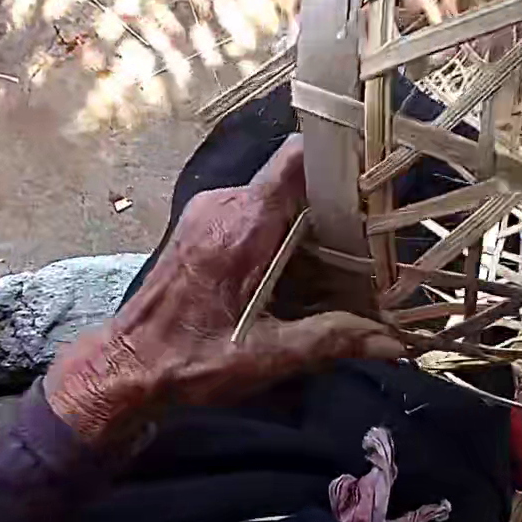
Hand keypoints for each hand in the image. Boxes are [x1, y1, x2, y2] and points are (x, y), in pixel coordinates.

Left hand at [45, 136, 406, 447]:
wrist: (125, 366)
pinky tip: (305, 266)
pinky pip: (256, 211)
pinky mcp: (203, 225)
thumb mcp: (266, 356)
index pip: (297, 159)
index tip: (380, 173)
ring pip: (277, 195)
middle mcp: (225, 205)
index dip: (342, 155)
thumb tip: (396, 343)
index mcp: (243, 226)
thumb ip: (332, 340)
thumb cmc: (188, 361)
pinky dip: (286, 230)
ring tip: (350, 253)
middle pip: (295, 179)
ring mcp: (210, 211)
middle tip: (378, 233)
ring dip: (312, 219)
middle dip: (337, 201)